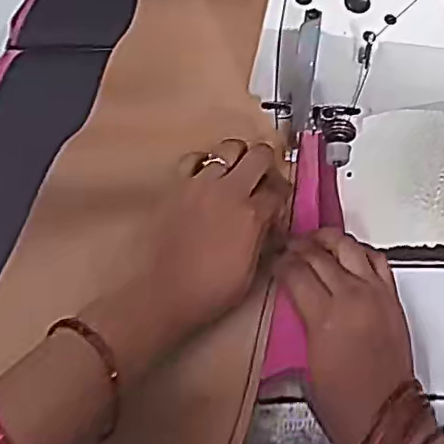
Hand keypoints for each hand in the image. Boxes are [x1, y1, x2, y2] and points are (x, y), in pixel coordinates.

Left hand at [98, 140, 290, 354]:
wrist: (162, 295)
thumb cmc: (210, 291)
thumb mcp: (250, 271)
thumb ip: (263, 236)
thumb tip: (270, 220)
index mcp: (251, 214)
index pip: (278, 190)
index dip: (282, 196)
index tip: (277, 204)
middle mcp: (229, 190)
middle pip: (260, 154)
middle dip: (267, 164)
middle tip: (262, 179)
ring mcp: (201, 183)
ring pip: (230, 148)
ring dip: (239, 157)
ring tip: (236, 173)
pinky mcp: (177, 184)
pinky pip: (195, 158)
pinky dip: (204, 162)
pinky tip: (206, 177)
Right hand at [275, 229, 415, 443]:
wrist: (385, 418)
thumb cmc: (346, 404)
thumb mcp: (307, 364)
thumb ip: (302, 323)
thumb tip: (295, 301)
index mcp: (325, 316)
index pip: (296, 272)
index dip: (281, 263)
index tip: (274, 261)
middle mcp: (351, 296)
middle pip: (319, 254)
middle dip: (299, 246)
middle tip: (289, 246)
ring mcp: (374, 292)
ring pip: (349, 247)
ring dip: (329, 240)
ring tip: (317, 240)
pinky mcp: (391, 295)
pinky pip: (376, 259)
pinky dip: (361, 251)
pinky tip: (351, 252)